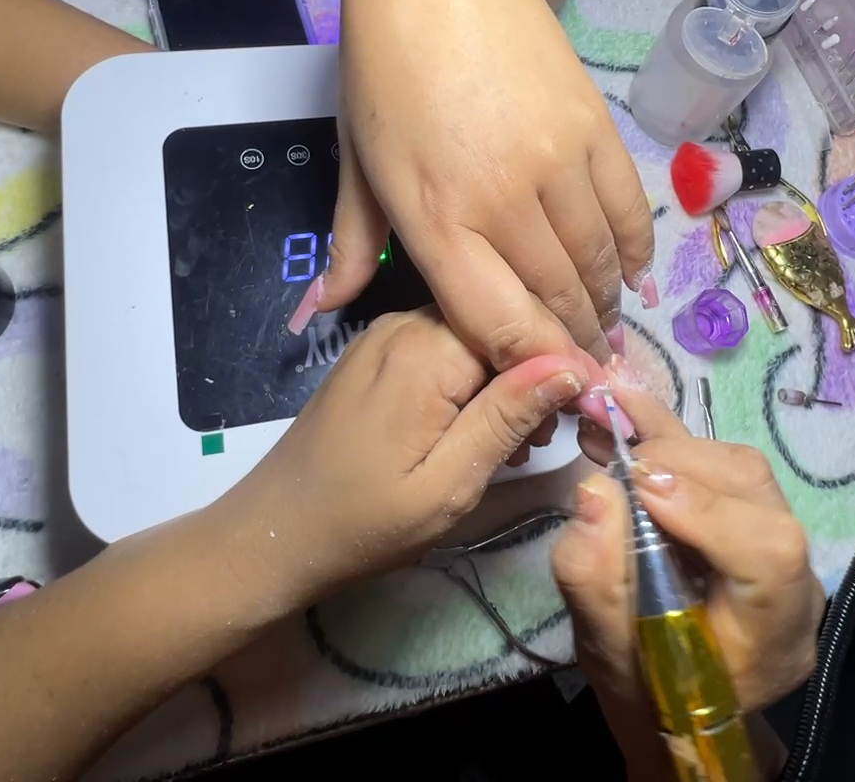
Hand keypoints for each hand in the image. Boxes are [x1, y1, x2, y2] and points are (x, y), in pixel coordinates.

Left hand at [211, 307, 584, 609]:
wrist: (272, 534)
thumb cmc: (363, 523)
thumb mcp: (449, 484)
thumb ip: (508, 417)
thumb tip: (575, 365)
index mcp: (425, 348)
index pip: (521, 327)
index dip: (559, 368)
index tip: (582, 415)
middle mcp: (406, 321)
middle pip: (498, 326)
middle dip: (532, 376)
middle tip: (538, 442)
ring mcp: (388, 331)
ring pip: (476, 335)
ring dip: (503, 382)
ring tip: (509, 445)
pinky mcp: (378, 349)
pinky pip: (444, 346)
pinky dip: (470, 381)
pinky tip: (472, 428)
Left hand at [299, 0, 656, 370]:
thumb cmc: (386, 70)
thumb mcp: (357, 158)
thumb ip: (350, 242)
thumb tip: (317, 307)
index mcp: (433, 218)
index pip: (497, 324)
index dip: (531, 368)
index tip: (550, 387)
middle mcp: (499, 201)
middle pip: (555, 302)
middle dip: (573, 345)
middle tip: (584, 366)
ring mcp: (555, 164)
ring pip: (598, 264)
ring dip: (606, 306)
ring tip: (604, 325)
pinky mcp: (594, 131)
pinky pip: (629, 212)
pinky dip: (635, 253)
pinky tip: (629, 274)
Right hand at [551, 380, 824, 769]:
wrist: (675, 692)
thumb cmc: (645, 682)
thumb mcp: (605, 646)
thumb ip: (595, 578)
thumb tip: (594, 491)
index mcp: (773, 633)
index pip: (770, 553)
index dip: (706, 507)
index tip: (637, 486)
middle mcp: (794, 579)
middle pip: (756, 491)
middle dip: (678, 464)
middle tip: (614, 465)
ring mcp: (780, 539)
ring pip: (741, 465)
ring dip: (673, 446)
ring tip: (617, 444)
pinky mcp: (753, 509)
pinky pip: (721, 459)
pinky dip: (671, 432)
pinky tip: (627, 403)